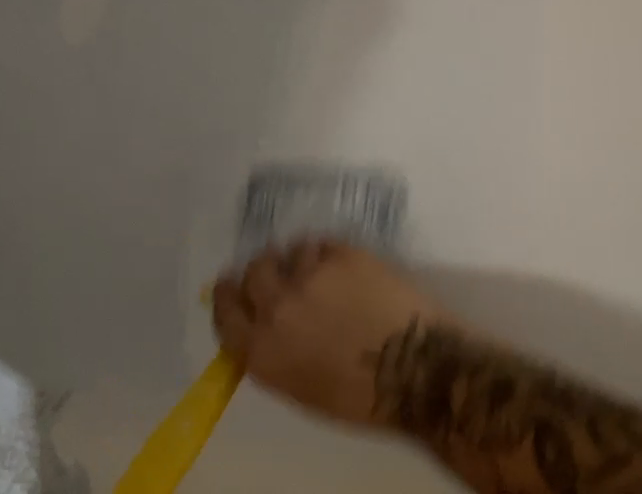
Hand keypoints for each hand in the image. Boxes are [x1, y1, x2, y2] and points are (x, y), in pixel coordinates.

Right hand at [211, 239, 450, 428]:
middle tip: (281, 273)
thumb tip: (266, 329)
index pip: (225, 311)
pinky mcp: (343, 254)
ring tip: (324, 273)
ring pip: (292, 250)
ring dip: (302, 260)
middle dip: (265, 271)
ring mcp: (310, 275)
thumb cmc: (361, 397)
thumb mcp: (300, 388)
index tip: (232, 285)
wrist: (416, 369)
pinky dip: (331, 254)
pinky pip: (325, 244)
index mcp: (261, 351)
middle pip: (254, 271)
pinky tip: (348, 270)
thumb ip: (274, 353)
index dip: (228, 295)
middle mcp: (277, 308)